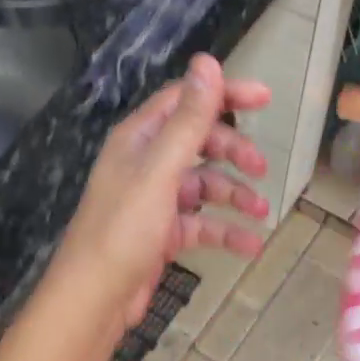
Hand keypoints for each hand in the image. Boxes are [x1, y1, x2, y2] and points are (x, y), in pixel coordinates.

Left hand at [52, 54, 272, 326]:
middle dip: (232, 152)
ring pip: (202, 186)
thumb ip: (188, 120)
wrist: (94, 298)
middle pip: (197, 143)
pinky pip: (200, 225)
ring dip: (234, 195)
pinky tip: (250, 245)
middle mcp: (144, 164)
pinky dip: (225, 232)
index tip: (266, 99)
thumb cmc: (122, 231)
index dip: (224, 96)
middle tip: (262, 167)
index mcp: (138, 139)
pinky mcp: (159, 236)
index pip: (185, 102)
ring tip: (262, 211)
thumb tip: (208, 62)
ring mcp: (152, 202)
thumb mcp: (160, 171)